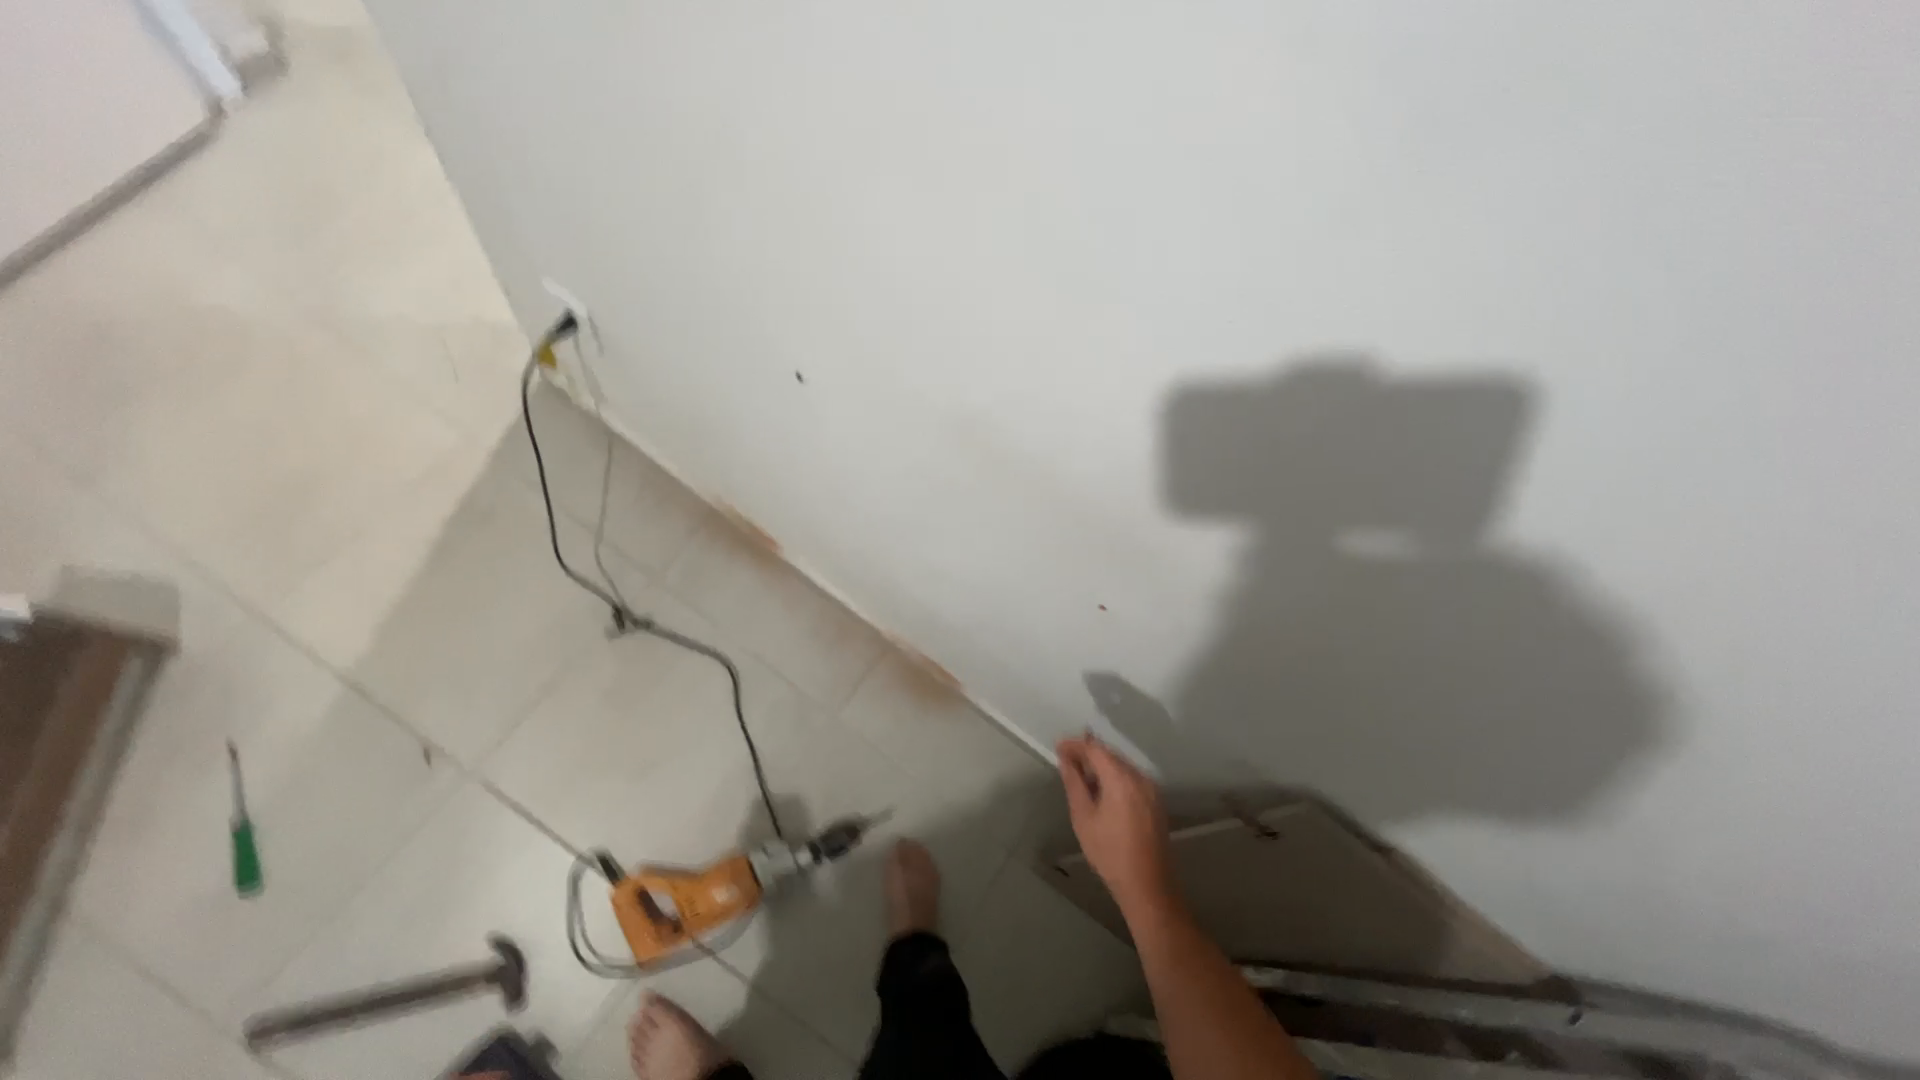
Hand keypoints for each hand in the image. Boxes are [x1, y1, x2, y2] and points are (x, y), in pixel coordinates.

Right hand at [1056, 734, 1173, 913]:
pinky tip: (1101, 791)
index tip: (1058, 747)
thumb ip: (1074, 783)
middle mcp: (1140, 778)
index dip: (1076, 745)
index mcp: (1122, 779)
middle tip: (1066, 760)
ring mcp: (1151, 790)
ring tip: (1080, 776)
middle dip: (1088, 754)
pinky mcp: (1155, 802)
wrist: (1146, 884)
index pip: (1096, 749)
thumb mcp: (1083, 817)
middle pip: (1111, 755)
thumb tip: (1066, 760)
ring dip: (1101, 766)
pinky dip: (1114, 778)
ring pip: (1122, 767)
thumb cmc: (1109, 852)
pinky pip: (1131, 779)